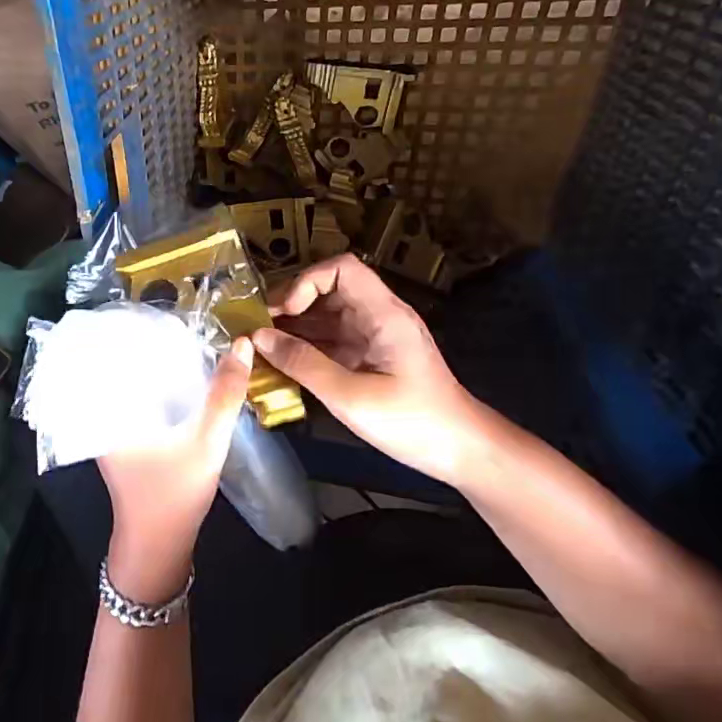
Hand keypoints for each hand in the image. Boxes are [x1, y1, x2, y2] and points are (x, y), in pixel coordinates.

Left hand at [97, 340, 250, 601]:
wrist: (158, 546)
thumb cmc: (174, 492)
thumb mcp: (206, 440)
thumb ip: (225, 394)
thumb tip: (242, 344)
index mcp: (109, 406)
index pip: (106, 351)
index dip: (126, 326)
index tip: (154, 308)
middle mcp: (102, 411)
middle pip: (118, 364)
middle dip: (143, 342)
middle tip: (174, 319)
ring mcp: (111, 426)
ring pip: (129, 382)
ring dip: (150, 365)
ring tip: (178, 339)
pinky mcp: (124, 437)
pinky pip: (136, 398)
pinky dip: (154, 385)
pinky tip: (177, 377)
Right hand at [251, 255, 492, 483]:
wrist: (463, 453)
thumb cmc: (413, 422)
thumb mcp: (351, 397)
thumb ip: (303, 365)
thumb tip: (258, 338)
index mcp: (384, 314)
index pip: (341, 268)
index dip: (306, 281)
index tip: (282, 311)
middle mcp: (378, 316)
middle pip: (329, 288)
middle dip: (291, 303)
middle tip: (258, 327)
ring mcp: (374, 336)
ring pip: (326, 315)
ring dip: (294, 326)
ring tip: (261, 345)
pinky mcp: (369, 357)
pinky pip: (331, 339)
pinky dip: (305, 346)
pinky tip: (281, 362)